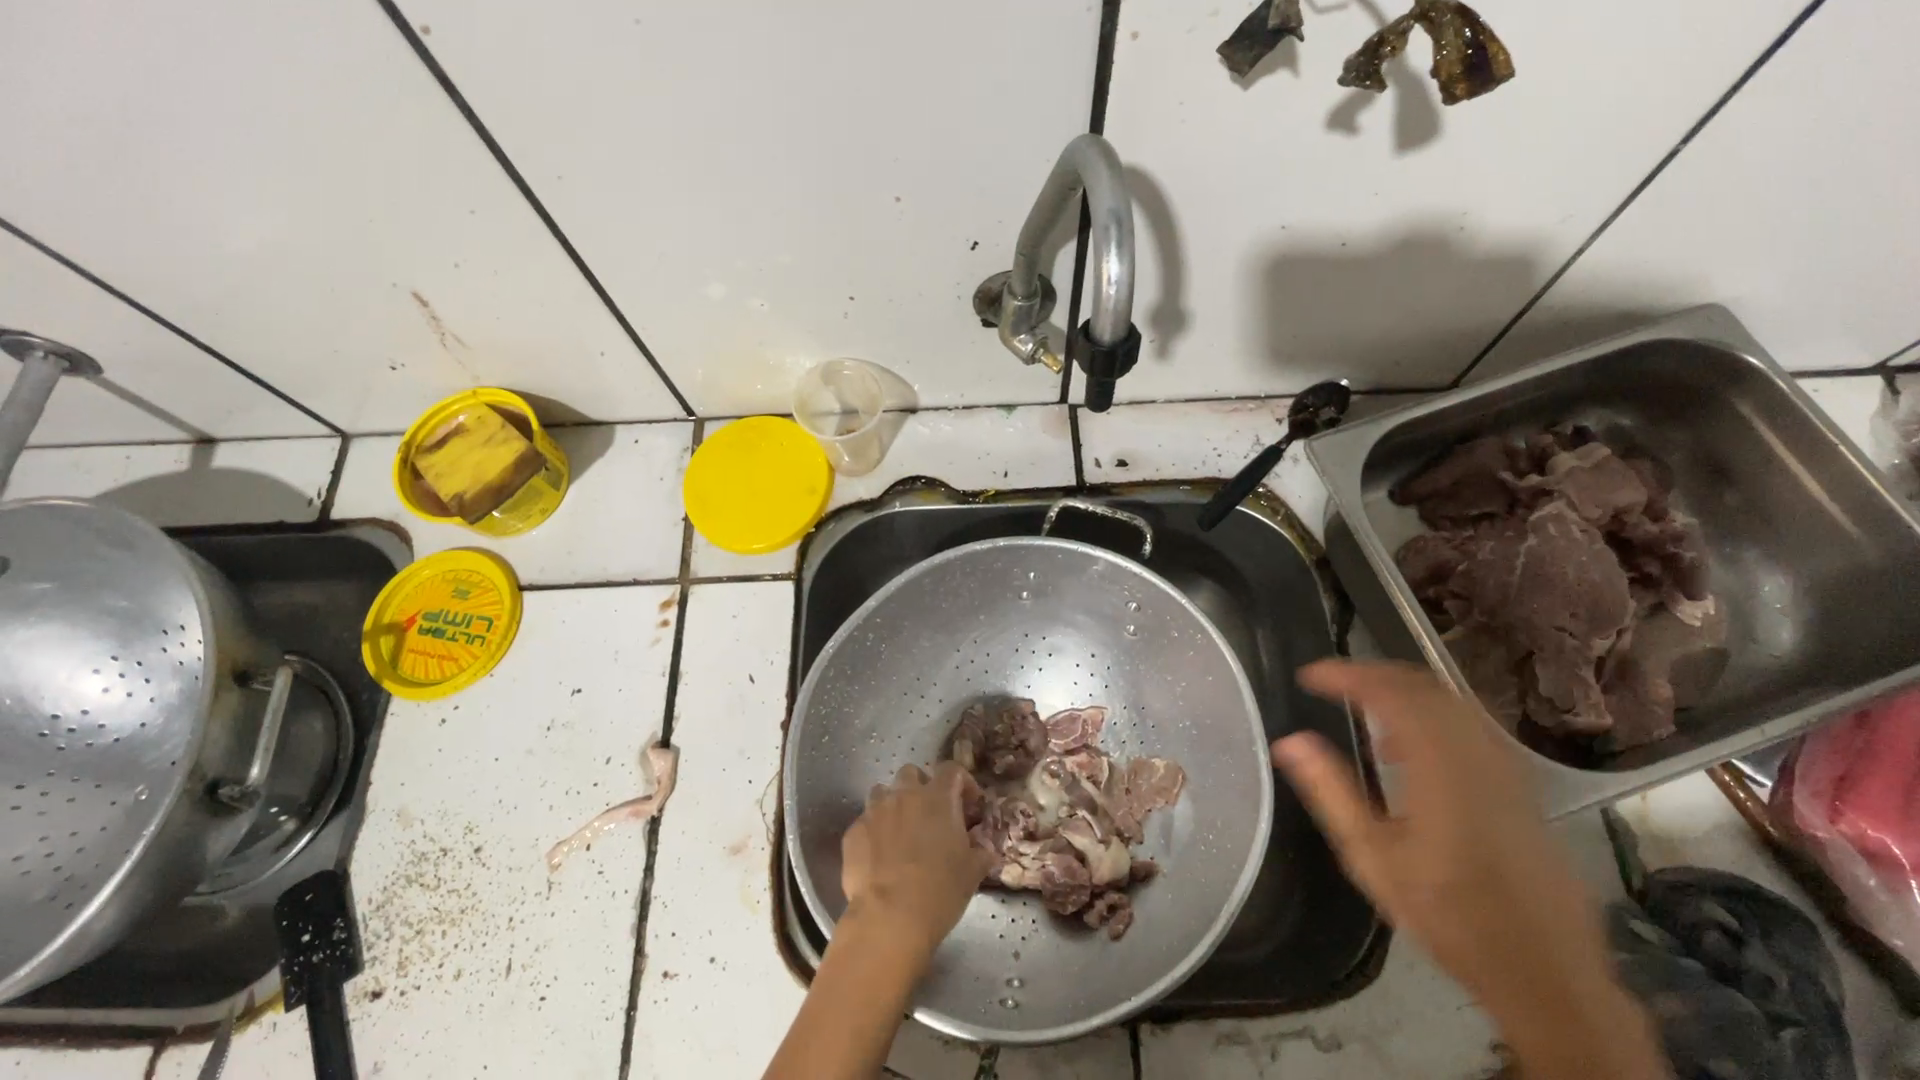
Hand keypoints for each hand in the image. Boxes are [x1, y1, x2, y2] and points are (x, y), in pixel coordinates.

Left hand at [840, 762, 994, 963]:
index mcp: (938, 799)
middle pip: (912, 773)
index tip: (969, 804)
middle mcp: (904, 796)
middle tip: (930, 814)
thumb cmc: (939, 891)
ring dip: (894, 804)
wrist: (889, 917)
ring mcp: (874, 812)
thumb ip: (980, 852)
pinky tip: (879, 855)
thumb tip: (984, 848)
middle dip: (922, 787)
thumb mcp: (972, 872)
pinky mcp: (853, 832)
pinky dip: (874, 831)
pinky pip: (865, 821)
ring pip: (882, 792)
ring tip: (901, 831)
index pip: (951, 770)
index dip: (962, 782)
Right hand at [1276, 660, 1667, 1079]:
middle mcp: (1479, 753)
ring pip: (1452, 703)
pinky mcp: (1520, 785)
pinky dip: (1432, 717)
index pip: (1390, 693)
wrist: (1544, 967)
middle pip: (1426, 686)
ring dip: (1404, 693)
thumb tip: (1290, 742)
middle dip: (1375, 674)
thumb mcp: (1375, 859)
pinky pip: (1471, 727)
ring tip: (1363, 710)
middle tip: (1333, 682)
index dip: (1347, 675)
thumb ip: (1332, 792)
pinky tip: (1410, 750)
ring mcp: (1507, 767)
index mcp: (1441, 766)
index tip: (1309, 675)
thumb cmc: (1448, 916)